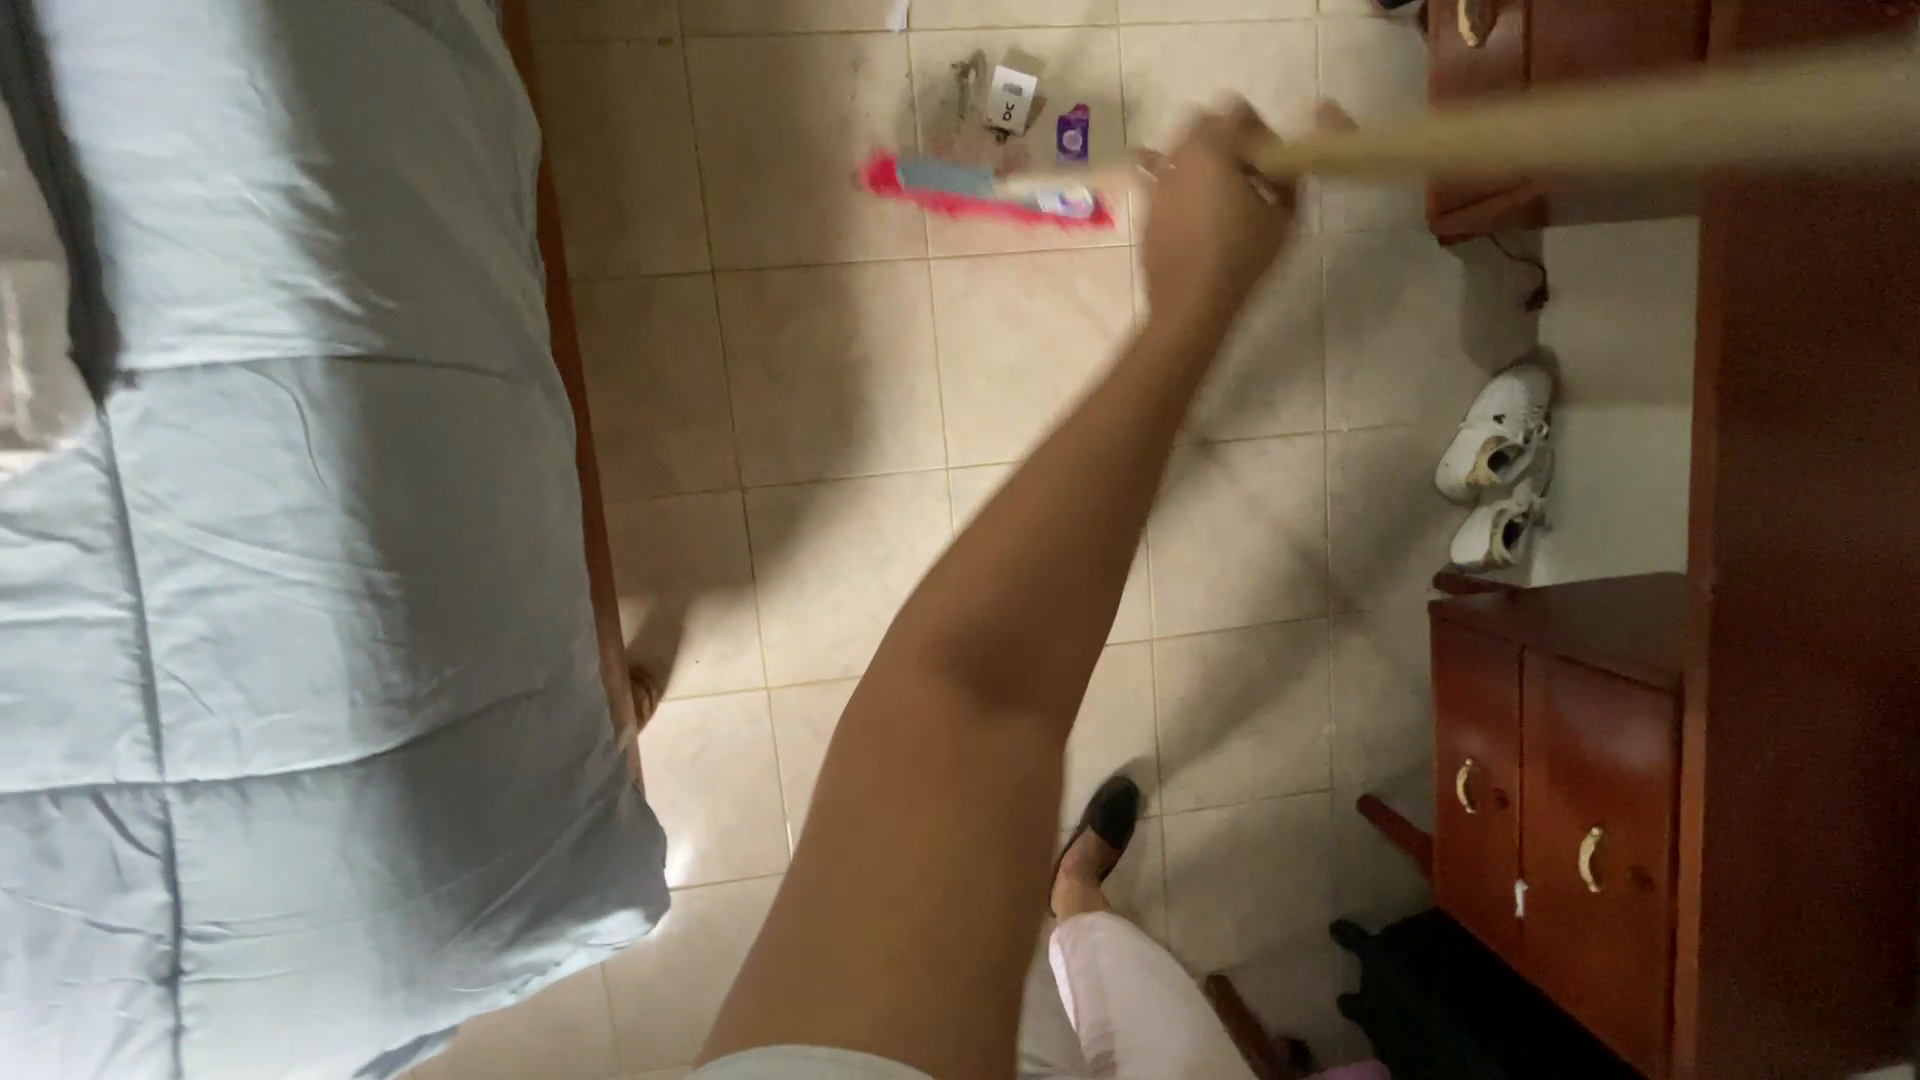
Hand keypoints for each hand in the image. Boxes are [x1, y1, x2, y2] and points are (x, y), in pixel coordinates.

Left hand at [1138, 99, 1297, 331]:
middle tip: (1244, 171)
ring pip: (1176, 153)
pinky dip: (1176, 187)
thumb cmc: (1241, 259)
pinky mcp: (1145, 214)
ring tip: (1217, 191)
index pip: (1237, 111)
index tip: (1269, 160)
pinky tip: (1190, 208)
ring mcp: (1156, 187)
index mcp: (1213, 149)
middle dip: (1224, 139)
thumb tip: (1285, 167)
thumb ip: (1287, 179)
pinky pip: (1158, 184)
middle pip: (1201, 125)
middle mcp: (1178, 159)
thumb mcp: (1283, 217)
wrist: (1190, 304)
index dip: (1258, 130)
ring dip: (1198, 161)